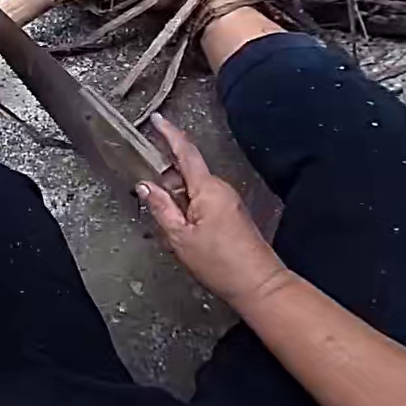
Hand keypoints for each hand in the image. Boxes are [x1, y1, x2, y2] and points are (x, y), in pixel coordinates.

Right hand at [138, 113, 290, 307]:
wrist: (260, 287)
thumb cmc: (221, 264)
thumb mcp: (179, 237)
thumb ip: (160, 207)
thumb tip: (145, 186)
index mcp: (207, 189)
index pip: (186, 152)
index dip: (170, 133)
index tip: (157, 119)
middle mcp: (220, 189)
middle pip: (185, 171)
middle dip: (165, 178)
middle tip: (150, 195)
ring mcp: (227, 200)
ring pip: (192, 187)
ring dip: (175, 196)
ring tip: (169, 222)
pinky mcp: (230, 212)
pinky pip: (202, 198)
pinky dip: (187, 205)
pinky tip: (182, 226)